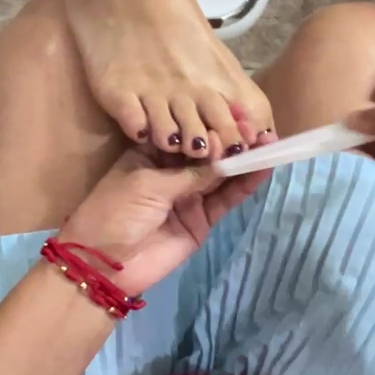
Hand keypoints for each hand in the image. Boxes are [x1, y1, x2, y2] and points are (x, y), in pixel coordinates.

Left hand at [56, 133, 274, 294]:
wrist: (104, 264)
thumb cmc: (115, 212)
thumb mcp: (149, 183)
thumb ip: (190, 172)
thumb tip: (226, 155)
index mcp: (150, 151)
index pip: (186, 130)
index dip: (210, 121)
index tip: (236, 110)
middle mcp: (172, 169)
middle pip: (208, 150)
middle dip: (233, 138)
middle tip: (258, 126)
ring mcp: (189, 195)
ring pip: (222, 173)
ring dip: (245, 158)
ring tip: (270, 142)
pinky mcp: (202, 219)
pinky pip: (227, 198)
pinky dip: (245, 184)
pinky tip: (264, 168)